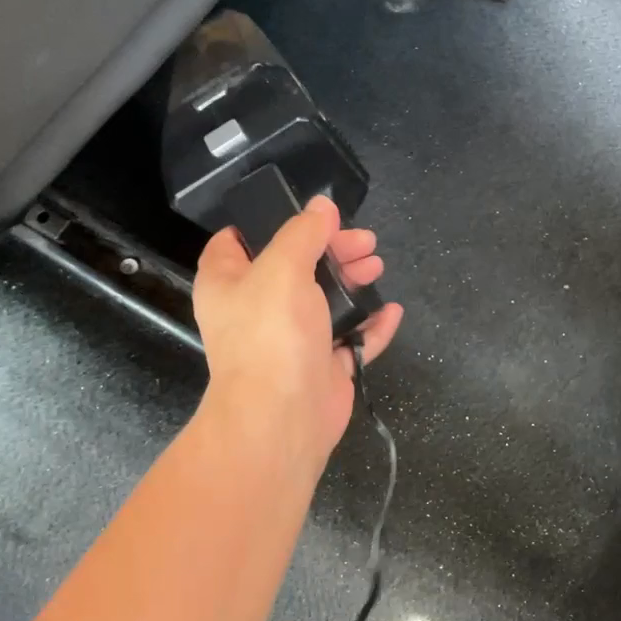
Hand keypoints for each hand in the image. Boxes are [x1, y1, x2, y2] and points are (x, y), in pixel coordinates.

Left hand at [190, 195, 402, 464]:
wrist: (283, 414)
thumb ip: (304, 233)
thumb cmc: (272, 333)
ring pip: (326, 302)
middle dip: (331, 250)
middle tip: (364, 241)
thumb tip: (322, 206)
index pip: (238, 242)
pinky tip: (391, 311)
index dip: (270, 224)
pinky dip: (372, 325)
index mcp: (229, 283)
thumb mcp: (284, 268)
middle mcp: (257, 309)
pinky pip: (351, 339)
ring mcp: (292, 340)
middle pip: (296, 267)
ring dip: (353, 282)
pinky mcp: (322, 366)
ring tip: (378, 267)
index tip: (309, 215)